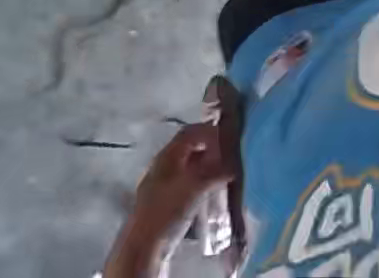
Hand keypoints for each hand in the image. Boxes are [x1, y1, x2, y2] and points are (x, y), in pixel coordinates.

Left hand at [128, 122, 231, 239]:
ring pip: (186, 168)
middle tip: (227, 156)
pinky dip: (198, 185)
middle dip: (208, 150)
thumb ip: (215, 172)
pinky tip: (208, 195)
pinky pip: (184, 185)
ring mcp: (161, 185)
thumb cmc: (168, 208)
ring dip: (204, 168)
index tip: (226, 137)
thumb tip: (234, 165)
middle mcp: (163, 165)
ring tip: (221, 176)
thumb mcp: (195, 186)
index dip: (208, 131)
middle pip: (188, 149)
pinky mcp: (163, 204)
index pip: (189, 132)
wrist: (145, 246)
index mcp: (167, 155)